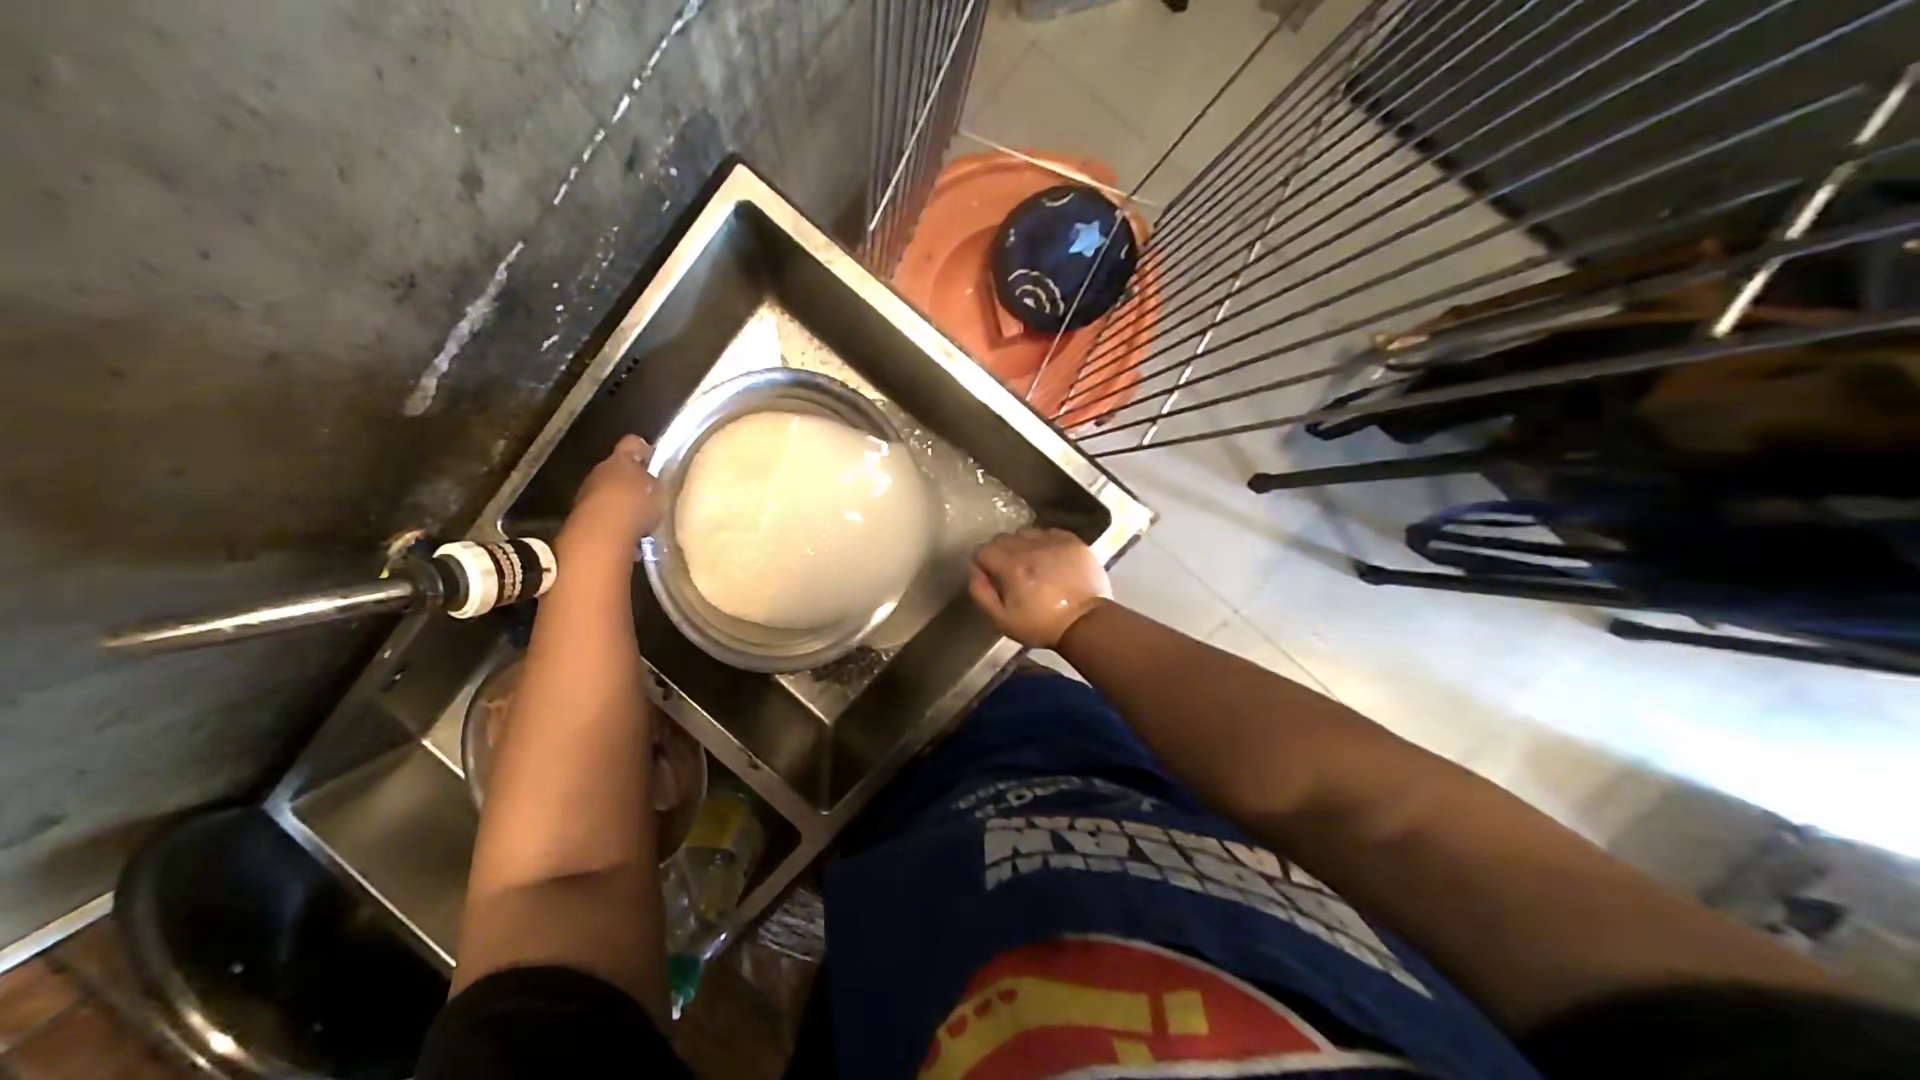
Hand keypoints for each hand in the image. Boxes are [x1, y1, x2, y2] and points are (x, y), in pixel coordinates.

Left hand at [562, 435, 664, 550]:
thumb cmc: (636, 505)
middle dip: (631, 479)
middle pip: (617, 467)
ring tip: (638, 517)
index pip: (633, 443)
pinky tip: (625, 532)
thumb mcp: (659, 493)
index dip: (644, 450)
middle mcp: (601, 469)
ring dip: (620, 500)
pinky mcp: (580, 512)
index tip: (656, 461)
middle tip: (649, 494)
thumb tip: (653, 483)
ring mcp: (587, 491)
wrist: (601, 533)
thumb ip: (656, 484)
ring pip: (607, 489)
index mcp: (622, 459)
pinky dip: (612, 518)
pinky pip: (601, 510)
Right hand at [969, 528, 1112, 647]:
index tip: (991, 576)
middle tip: (1011, 572)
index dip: (983, 563)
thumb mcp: (1002, 619)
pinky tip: (1050, 558)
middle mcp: (1030, 549)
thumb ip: (981, 592)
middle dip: (1001, 552)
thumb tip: (974, 570)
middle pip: (1003, 538)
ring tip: (1032, 563)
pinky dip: (1045, 541)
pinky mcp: (1073, 542)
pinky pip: (1050, 532)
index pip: (983, 550)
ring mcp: (1054, 543)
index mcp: (1011, 568)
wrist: (1086, 622)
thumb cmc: (1041, 625)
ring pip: (1026, 532)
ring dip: (1023, 544)